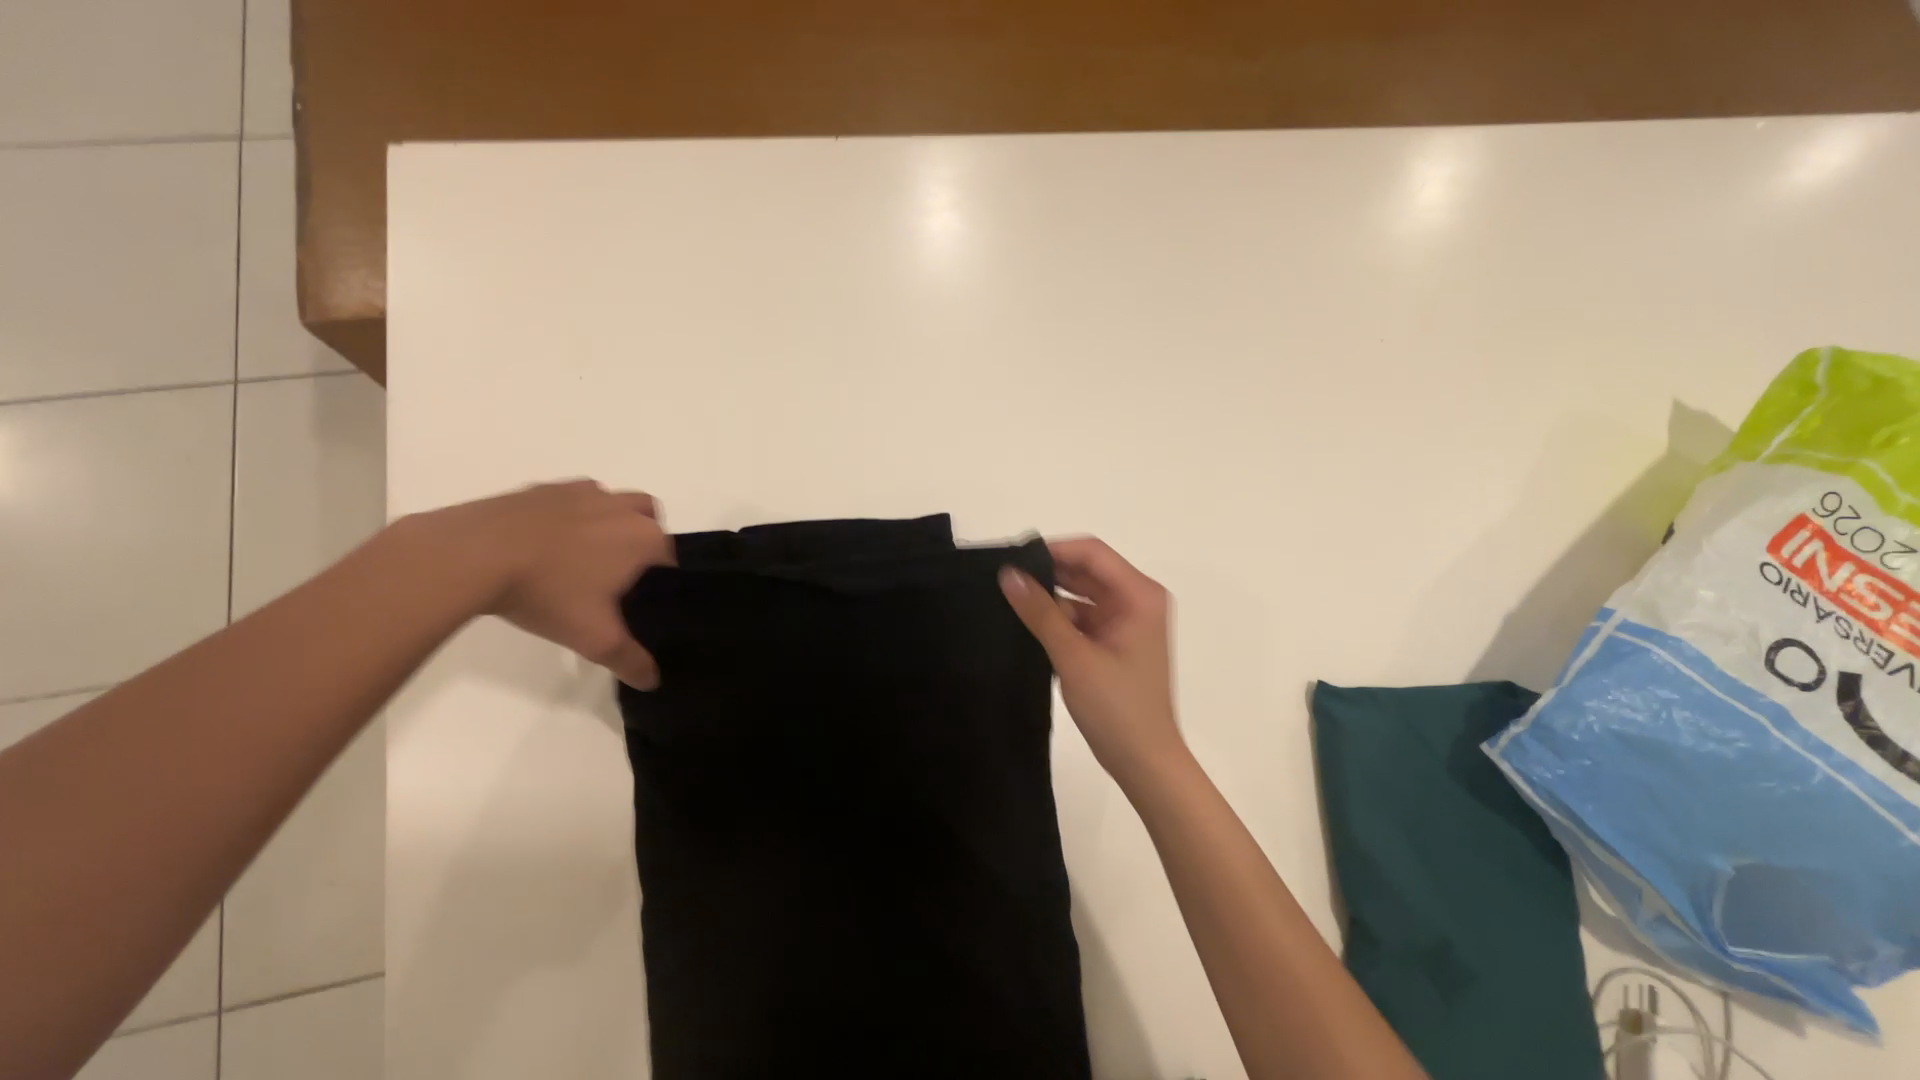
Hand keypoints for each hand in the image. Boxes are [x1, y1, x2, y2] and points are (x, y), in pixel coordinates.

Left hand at [420, 480, 675, 688]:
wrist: (474, 553)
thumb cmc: (547, 592)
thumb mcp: (593, 638)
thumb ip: (630, 660)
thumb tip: (653, 681)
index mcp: (644, 538)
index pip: (672, 559)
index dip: (661, 582)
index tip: (639, 603)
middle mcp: (622, 507)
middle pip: (650, 520)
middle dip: (643, 543)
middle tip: (617, 577)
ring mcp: (582, 492)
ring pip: (613, 503)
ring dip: (611, 523)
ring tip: (582, 557)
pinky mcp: (545, 487)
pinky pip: (573, 498)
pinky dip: (572, 516)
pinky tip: (548, 543)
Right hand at [1000, 538, 1183, 785]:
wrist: (1145, 762)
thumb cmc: (1117, 707)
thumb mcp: (1074, 656)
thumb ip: (1040, 612)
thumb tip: (1007, 574)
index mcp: (1140, 595)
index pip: (1092, 553)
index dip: (1052, 550)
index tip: (1011, 558)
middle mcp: (1137, 600)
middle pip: (1087, 571)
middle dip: (1048, 572)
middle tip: (1001, 578)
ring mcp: (1127, 622)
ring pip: (1082, 595)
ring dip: (1050, 597)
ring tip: (1006, 599)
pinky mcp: (1115, 642)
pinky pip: (1082, 617)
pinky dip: (1058, 619)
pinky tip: (1026, 624)